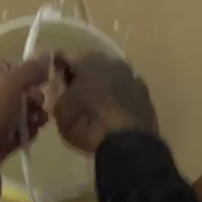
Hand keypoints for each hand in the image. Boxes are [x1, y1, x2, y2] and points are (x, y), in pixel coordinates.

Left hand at [0, 58, 50, 201]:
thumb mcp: (7, 87)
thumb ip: (27, 71)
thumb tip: (45, 55)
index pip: (6, 67)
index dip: (25, 70)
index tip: (42, 78)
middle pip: (13, 91)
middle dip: (31, 95)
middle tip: (41, 103)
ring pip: (15, 114)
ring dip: (32, 115)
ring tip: (41, 122)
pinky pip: (14, 135)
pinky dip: (26, 134)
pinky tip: (34, 136)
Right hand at [42, 52, 158, 153]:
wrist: (127, 142)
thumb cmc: (87, 123)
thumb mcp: (61, 111)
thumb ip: (59, 93)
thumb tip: (61, 85)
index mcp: (87, 59)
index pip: (68, 58)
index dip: (61, 69)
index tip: (56, 80)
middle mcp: (111, 60)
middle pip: (92, 65)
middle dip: (84, 76)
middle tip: (76, 93)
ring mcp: (131, 75)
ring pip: (110, 77)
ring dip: (103, 85)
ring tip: (96, 104)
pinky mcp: (145, 92)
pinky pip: (125, 90)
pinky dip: (119, 97)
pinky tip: (114, 112)